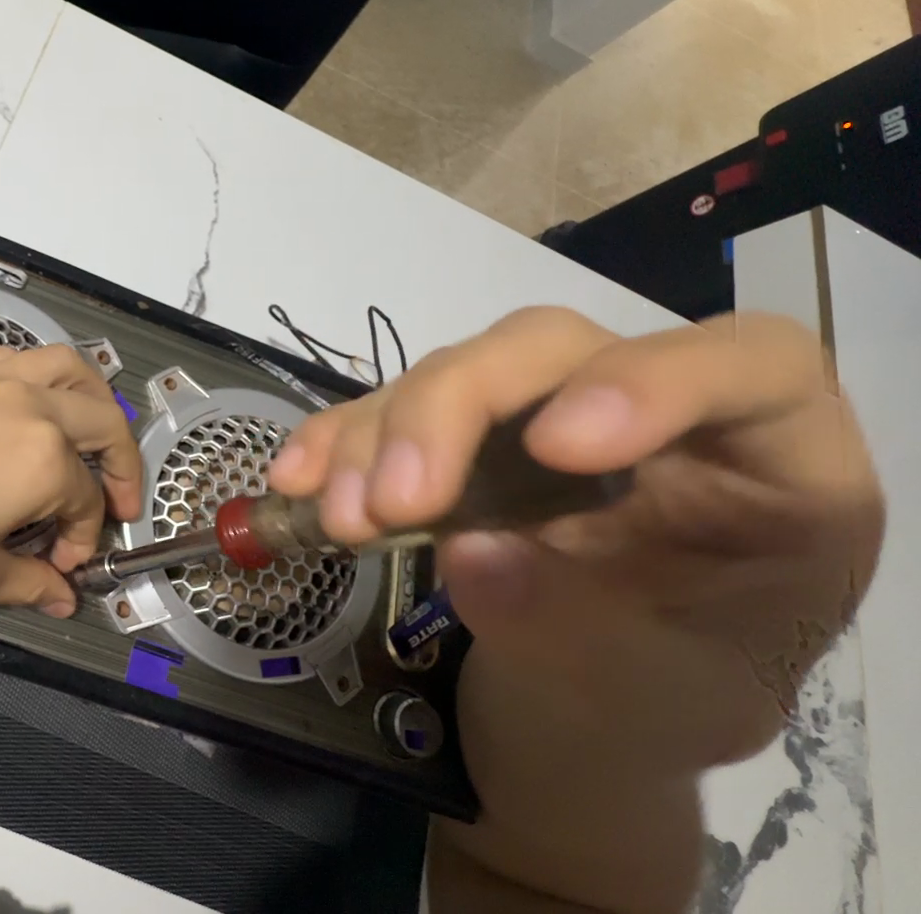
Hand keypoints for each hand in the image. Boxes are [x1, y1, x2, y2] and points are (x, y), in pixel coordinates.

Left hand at [0, 345, 142, 615]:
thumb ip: (30, 582)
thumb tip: (63, 598)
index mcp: (43, 457)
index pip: (85, 500)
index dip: (81, 539)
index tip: (61, 566)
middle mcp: (30, 404)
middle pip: (103, 424)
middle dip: (121, 469)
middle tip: (114, 503)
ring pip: (71, 371)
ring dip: (96, 404)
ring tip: (93, 439)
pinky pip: (22, 358)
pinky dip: (46, 379)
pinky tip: (33, 412)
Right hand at [269, 306, 882, 762]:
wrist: (575, 708)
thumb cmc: (652, 703)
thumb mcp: (654, 699)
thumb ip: (582, 632)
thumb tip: (471, 549)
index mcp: (761, 462)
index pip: (745, 364)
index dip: (650, 380)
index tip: (558, 449)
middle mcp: (638, 409)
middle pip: (544, 348)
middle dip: (453, 411)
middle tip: (394, 502)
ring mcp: (529, 413)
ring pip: (448, 372)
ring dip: (378, 435)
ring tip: (336, 521)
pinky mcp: (449, 434)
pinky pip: (382, 411)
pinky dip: (334, 439)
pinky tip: (295, 481)